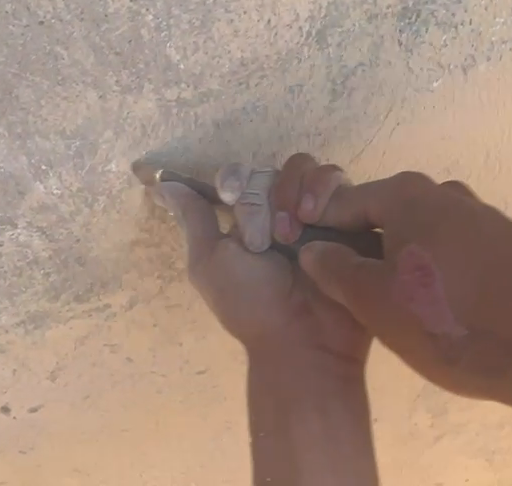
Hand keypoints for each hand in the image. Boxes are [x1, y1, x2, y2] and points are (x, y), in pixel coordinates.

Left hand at [154, 165, 370, 366]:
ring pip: (309, 170)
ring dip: (298, 192)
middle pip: (274, 170)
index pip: (242, 175)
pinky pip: (341, 183)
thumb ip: (193, 219)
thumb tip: (160, 185)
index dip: (235, 179)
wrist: (304, 342)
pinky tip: (318, 218)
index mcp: (250, 218)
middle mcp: (284, 210)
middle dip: (267, 197)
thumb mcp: (211, 262)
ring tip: (298, 228)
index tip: (230, 195)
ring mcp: (319, 213)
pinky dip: (327, 192)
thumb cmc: (251, 306)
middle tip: (270, 236)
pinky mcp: (351, 218)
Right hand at [268, 154, 511, 412]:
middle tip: (358, 296)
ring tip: (406, 308)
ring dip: (404, 262)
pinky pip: (455, 249)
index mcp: (405, 194)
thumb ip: (335, 269)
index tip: (307, 265)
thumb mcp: (378, 303)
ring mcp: (480, 213)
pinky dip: (441, 270)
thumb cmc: (455, 323)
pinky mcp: (508, 241)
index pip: (341, 203)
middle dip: (364, 249)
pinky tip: (449, 308)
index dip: (317, 232)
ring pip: (421, 234)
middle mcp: (442, 191)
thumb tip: (312, 248)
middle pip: (383, 215)